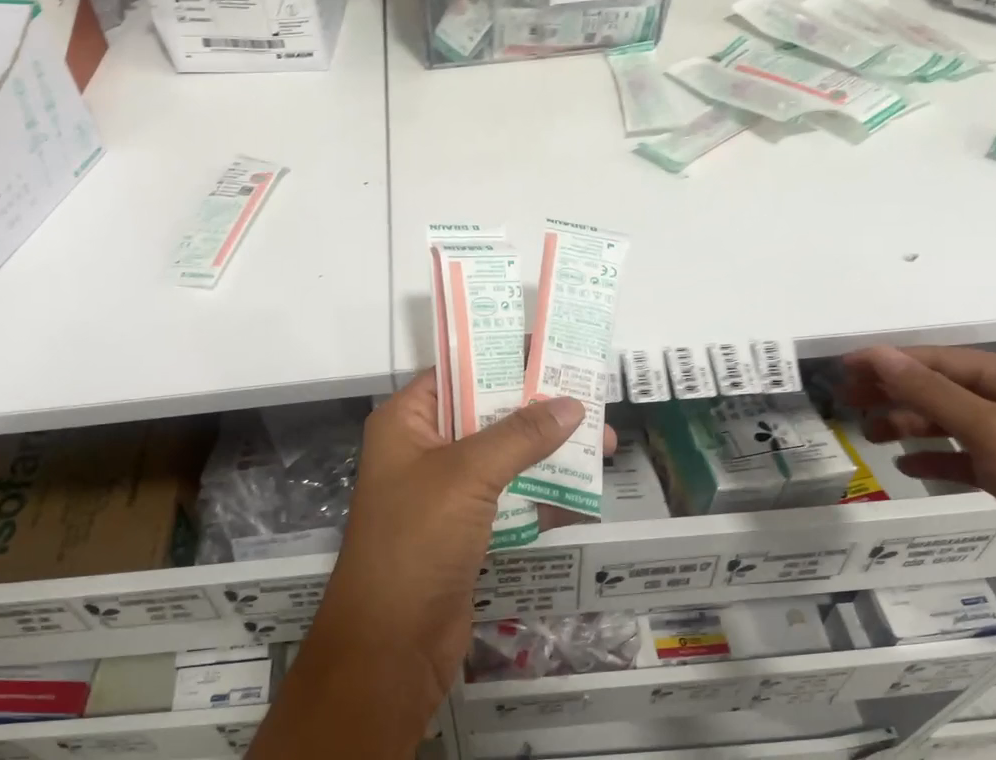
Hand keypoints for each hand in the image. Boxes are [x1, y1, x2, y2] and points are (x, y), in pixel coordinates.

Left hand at [305, 372, 609, 727]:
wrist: (391, 643)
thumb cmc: (417, 540)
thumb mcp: (468, 474)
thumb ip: (520, 435)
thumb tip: (570, 403)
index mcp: (406, 422)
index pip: (457, 374)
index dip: (502, 359)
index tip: (552, 351)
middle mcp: (422, 449)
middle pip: (486, 414)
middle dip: (539, 410)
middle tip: (594, 403)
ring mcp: (443, 493)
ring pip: (503, 458)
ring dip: (549, 452)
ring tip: (605, 445)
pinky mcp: (463, 531)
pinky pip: (508, 499)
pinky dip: (542, 493)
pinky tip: (584, 492)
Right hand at [838, 345, 995, 600]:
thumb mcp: (990, 432)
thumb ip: (930, 392)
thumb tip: (878, 356)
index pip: (942, 360)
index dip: (890, 362)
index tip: (843, 368)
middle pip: (944, 388)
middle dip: (895, 392)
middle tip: (846, 401)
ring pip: (952, 422)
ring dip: (910, 424)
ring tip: (868, 435)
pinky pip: (966, 457)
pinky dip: (936, 457)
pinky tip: (907, 465)